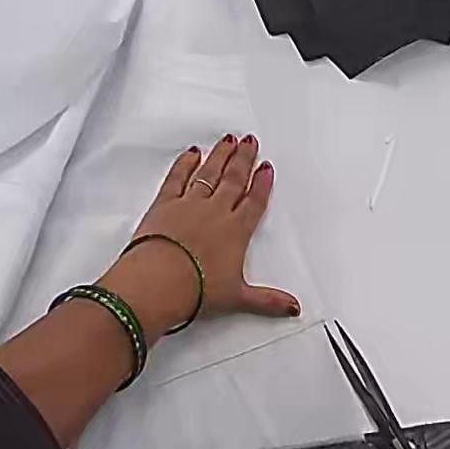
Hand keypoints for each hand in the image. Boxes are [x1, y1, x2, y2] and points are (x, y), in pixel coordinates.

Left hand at [97, 135, 300, 335]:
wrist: (159, 283)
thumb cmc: (195, 289)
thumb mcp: (238, 298)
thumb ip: (267, 301)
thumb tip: (291, 308)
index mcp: (236, 232)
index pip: (254, 202)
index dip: (262, 184)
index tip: (266, 169)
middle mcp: (215, 213)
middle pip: (234, 179)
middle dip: (244, 159)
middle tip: (250, 142)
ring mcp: (189, 205)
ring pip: (209, 173)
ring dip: (220, 156)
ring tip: (227, 141)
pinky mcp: (164, 205)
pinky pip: (177, 178)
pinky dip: (185, 164)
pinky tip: (191, 154)